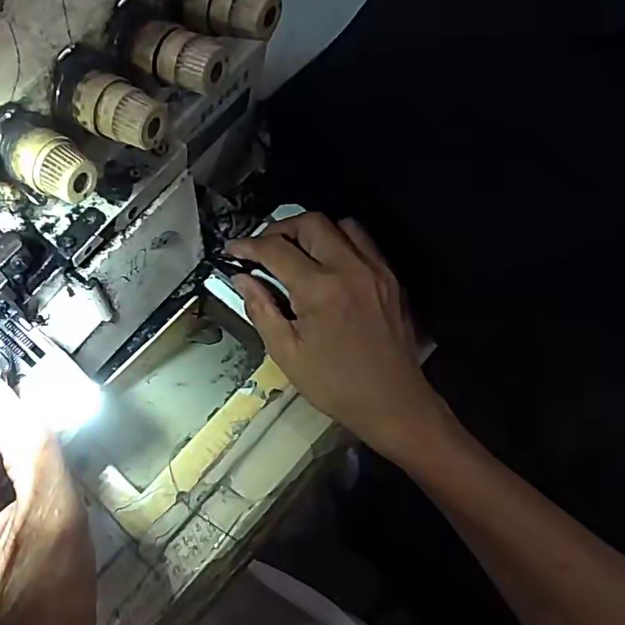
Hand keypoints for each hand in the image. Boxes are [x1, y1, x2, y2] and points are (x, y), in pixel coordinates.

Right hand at [226, 213, 449, 456]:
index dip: (247, 245)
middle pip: (310, 222)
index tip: (232, 250)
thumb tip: (242, 278)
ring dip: (311, 232)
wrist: (392, 402)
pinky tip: (324, 265)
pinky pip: (363, 242)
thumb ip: (261, 308)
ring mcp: (375, 271)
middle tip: (262, 250)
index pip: (276, 249)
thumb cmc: (334, 384)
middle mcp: (350, 270)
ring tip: (294, 253)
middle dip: (279, 230)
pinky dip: (338, 242)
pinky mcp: (390, 278)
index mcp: (320, 290)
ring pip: (341, 225)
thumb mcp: (285, 352)